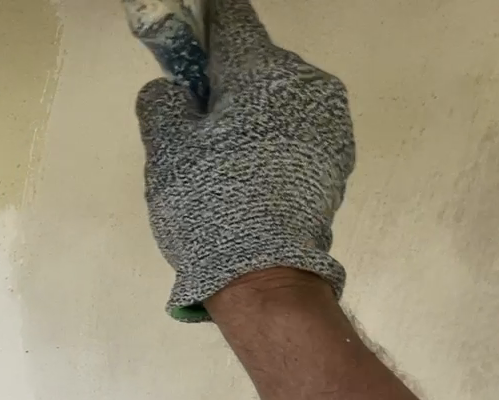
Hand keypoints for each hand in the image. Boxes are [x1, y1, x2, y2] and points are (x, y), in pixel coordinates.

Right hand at [135, 0, 354, 321]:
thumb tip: (169, 88)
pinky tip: (252, 186)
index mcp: (260, 71)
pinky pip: (294, 137)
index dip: (203, 23)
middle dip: (226, 87)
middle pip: (256, 68)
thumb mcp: (166, 154)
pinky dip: (271, 148)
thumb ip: (162, 105)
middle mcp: (305, 83)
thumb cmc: (209, 206)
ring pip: (277, 104)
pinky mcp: (336, 161)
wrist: (263, 276)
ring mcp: (329, 122)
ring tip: (225, 170)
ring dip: (250, 120)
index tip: (187, 33)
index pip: (230, 21)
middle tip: (196, 130)